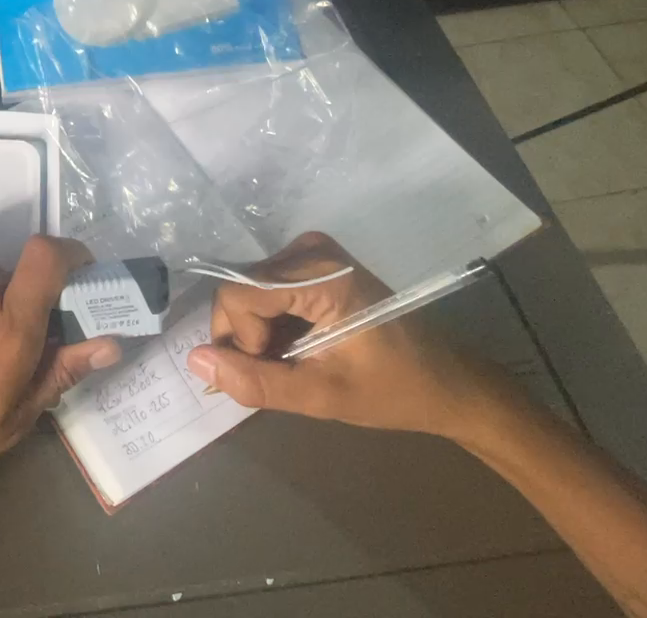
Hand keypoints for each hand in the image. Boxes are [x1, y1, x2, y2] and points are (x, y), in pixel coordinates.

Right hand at [185, 232, 510, 441]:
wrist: (450, 382)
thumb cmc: (394, 391)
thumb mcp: (323, 396)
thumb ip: (257, 381)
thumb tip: (196, 360)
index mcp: (322, 275)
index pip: (237, 295)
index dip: (238, 338)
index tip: (270, 370)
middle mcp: (310, 249)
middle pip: (239, 290)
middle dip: (247, 336)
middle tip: (280, 370)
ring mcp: (311, 250)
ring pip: (246, 290)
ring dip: (256, 331)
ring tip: (292, 360)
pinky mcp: (312, 259)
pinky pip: (262, 286)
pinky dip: (268, 320)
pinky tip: (296, 343)